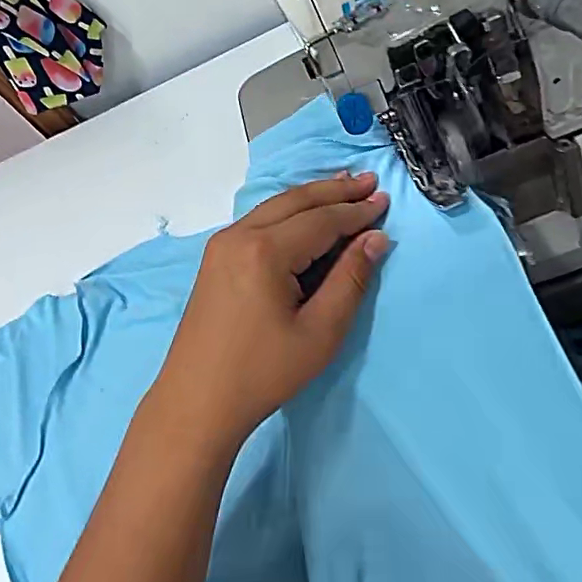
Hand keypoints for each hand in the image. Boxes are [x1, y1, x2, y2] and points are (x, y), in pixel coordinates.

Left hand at [148, 173, 391, 449]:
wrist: (197, 400)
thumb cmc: (263, 372)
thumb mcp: (320, 332)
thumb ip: (351, 279)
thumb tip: (376, 238)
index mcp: (264, 251)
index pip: (320, 219)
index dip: (355, 211)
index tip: (384, 200)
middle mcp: (239, 235)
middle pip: (295, 201)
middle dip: (334, 190)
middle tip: (368, 181)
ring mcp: (222, 244)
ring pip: (274, 207)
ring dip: (310, 197)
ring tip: (343, 187)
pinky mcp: (215, 257)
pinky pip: (258, 220)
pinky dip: (287, 212)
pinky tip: (303, 215)